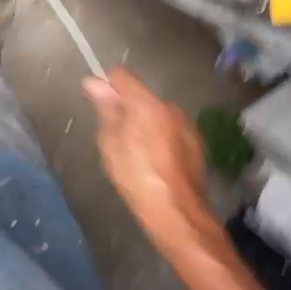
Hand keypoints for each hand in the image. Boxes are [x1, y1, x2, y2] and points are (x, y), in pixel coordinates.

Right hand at [84, 68, 211, 247]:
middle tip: (116, 137)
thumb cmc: (136, 176)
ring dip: (145, 124)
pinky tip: (156, 163)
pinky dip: (161, 138)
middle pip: (140, 96)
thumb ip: (105, 108)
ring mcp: (186, 125)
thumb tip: (94, 81)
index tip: (98, 105)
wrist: (177, 213)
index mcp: (145, 103)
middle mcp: (168, 107)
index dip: (106, 86)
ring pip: (157, 114)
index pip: (121, 75)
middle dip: (127, 109)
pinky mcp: (196, 144)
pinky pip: (171, 130)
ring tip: (136, 153)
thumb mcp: (110, 142)